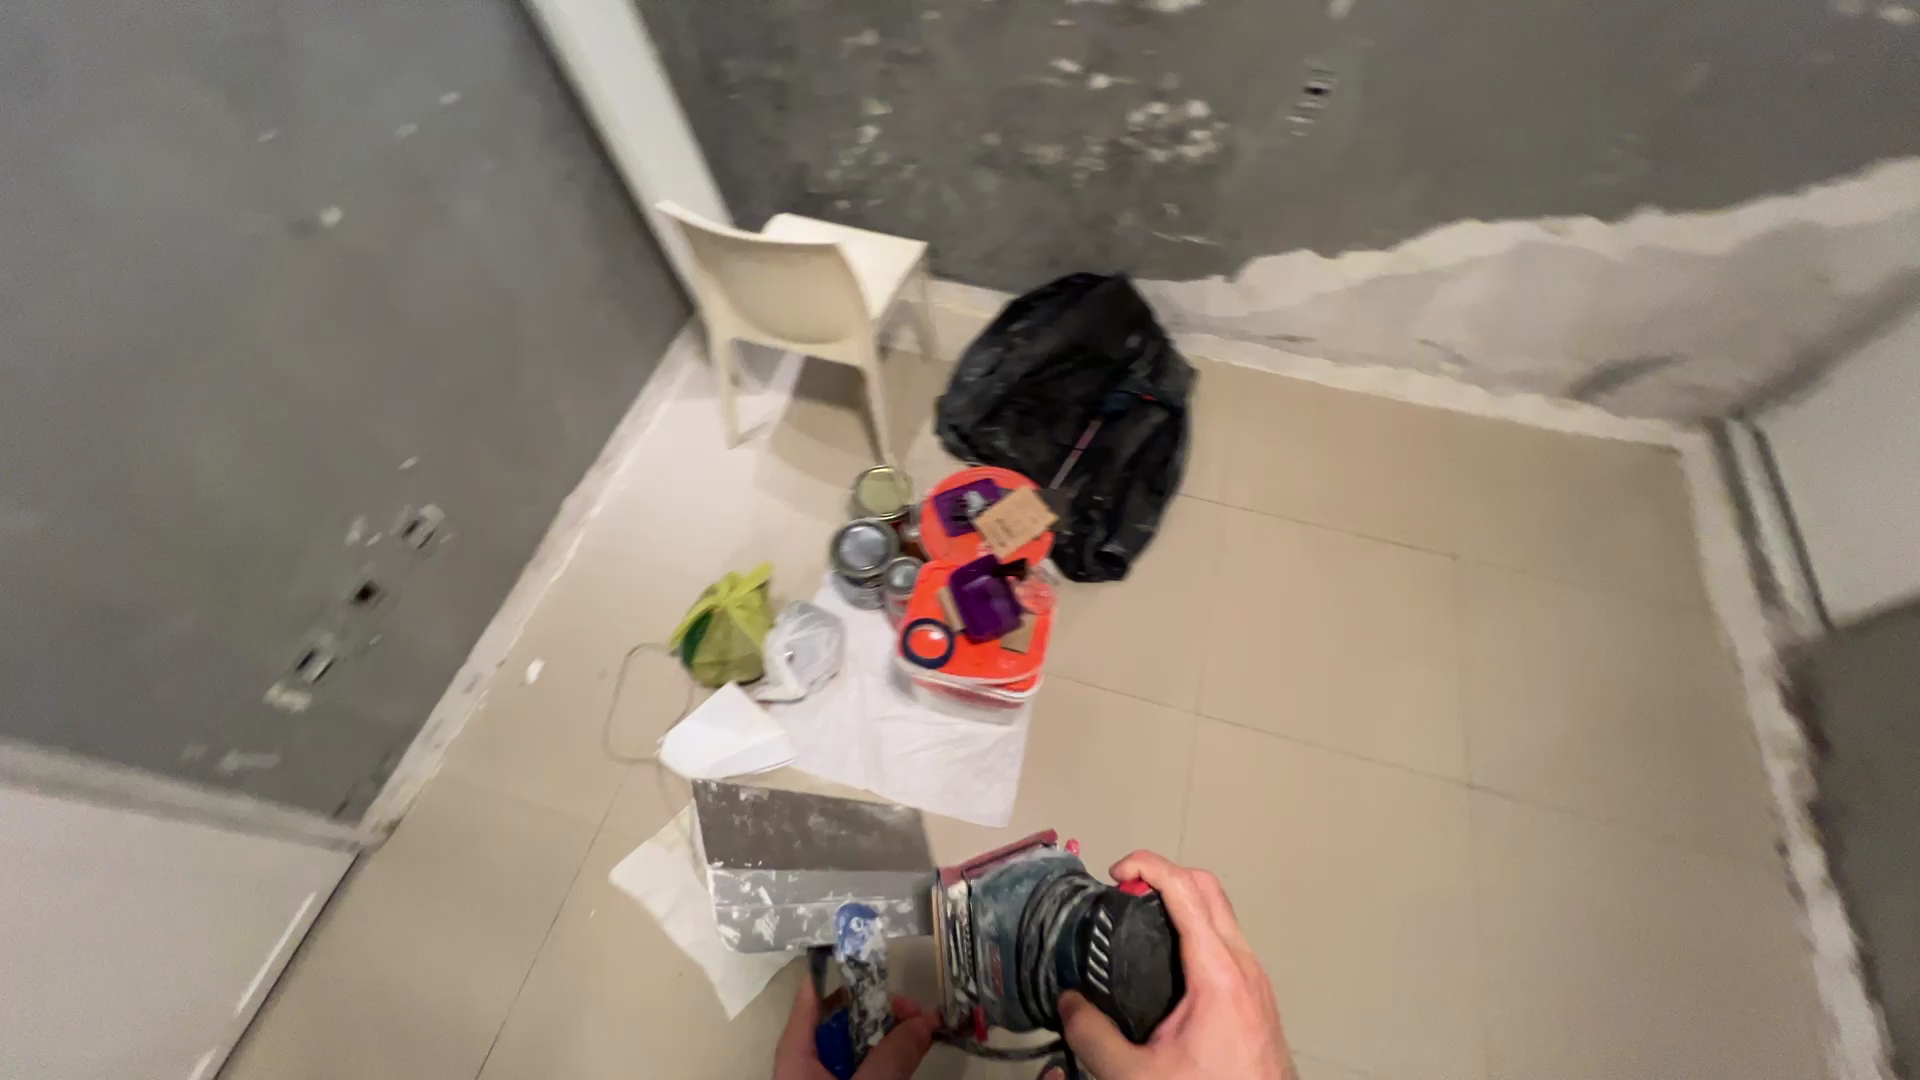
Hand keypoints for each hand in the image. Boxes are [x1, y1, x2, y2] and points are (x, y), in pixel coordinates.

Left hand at [773, 977, 937, 1079]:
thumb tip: (925, 1019)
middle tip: (918, 1014)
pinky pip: (864, 1070)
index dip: (839, 968)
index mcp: (795, 1055)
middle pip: (842, 1018)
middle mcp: (805, 1065)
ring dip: (891, 1035)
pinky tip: (910, 1056)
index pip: (811, 995)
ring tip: (923, 1033)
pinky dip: (887, 1061)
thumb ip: (893, 1056)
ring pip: (858, 1044)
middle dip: (882, 1009)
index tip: (875, 950)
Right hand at [1054, 851, 1293, 1079]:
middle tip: (1126, 888)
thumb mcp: (1139, 1077)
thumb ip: (1094, 1036)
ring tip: (1142, 915)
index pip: (1185, 889)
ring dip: (1181, 897)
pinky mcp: (1258, 996)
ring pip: (1220, 910)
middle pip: (1206, 885)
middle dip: (1163, 872)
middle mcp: (1244, 967)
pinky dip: (1196, 924)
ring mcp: (1256, 980)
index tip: (1116, 872)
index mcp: (1218, 974)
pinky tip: (1169, 954)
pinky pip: (1227, 938)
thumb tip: (1068, 1003)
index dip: (1147, 865)